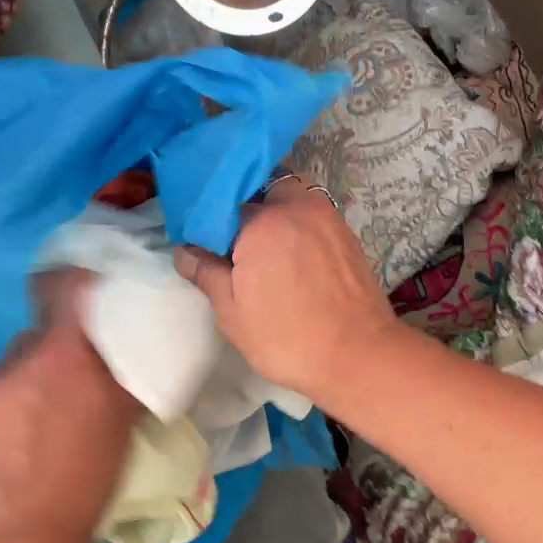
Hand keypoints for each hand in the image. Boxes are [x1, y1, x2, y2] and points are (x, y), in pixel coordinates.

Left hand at [0, 268, 140, 542]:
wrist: (25, 535)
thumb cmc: (89, 475)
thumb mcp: (123, 415)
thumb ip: (124, 369)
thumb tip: (133, 339)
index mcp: (68, 351)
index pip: (66, 284)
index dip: (75, 280)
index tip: (85, 288)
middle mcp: (23, 354)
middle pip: (40, 326)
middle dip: (56, 341)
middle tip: (68, 368)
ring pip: (15, 358)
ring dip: (29, 370)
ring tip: (37, 406)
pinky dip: (5, 395)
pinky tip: (11, 427)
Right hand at [173, 176, 396, 396]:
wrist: (358, 355)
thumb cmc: (287, 337)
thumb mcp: (232, 312)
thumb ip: (206, 272)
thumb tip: (184, 250)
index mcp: (263, 221)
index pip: (223, 204)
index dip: (209, 222)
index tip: (202, 242)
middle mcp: (297, 206)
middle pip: (261, 188)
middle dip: (245, 205)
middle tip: (233, 240)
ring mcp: (327, 216)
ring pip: (291, 196)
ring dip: (275, 210)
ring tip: (263, 247)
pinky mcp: (346, 232)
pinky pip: (313, 213)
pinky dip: (298, 223)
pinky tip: (291, 255)